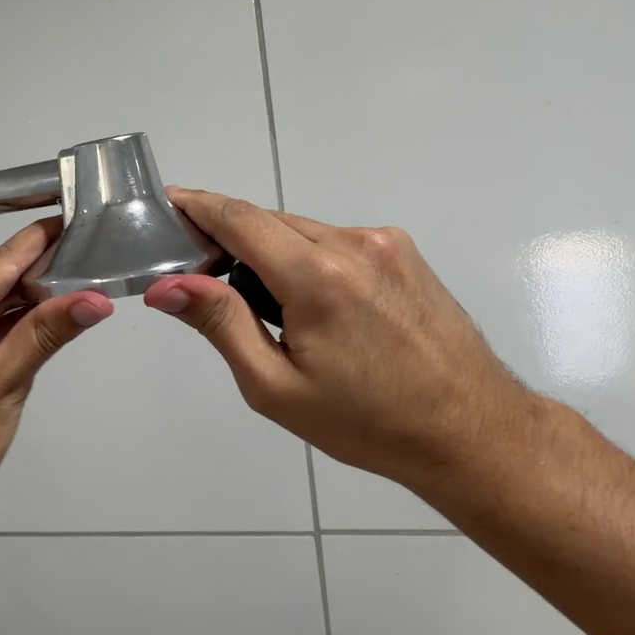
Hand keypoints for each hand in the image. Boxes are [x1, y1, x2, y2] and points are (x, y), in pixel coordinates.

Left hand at [0, 218, 113, 530]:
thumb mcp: (4, 386)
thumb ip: (46, 335)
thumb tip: (90, 300)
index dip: (36, 241)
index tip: (70, 221)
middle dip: (34, 268)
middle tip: (84, 257)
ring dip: (20, 297)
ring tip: (70, 286)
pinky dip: (3, 323)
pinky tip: (35, 320)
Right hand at [144, 188, 543, 490]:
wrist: (470, 431)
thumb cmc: (364, 422)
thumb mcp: (275, 386)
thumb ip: (220, 324)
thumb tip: (167, 286)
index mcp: (318, 277)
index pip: (240, 220)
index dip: (197, 207)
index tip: (164, 203)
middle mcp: (354, 244)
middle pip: (268, 222)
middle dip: (225, 237)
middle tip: (195, 274)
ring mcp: (386, 244)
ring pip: (301, 231)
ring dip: (266, 252)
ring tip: (251, 303)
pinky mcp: (404, 254)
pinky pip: (333, 242)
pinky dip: (302, 258)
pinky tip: (300, 303)